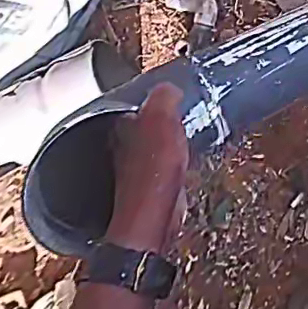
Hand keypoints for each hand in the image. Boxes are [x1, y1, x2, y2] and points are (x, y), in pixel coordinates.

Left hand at [106, 82, 188, 249]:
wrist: (152, 220)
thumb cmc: (153, 172)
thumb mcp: (162, 119)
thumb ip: (164, 98)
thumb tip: (168, 88)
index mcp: (120, 125)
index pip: (135, 102)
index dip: (156, 99)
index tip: (174, 96)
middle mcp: (120, 147)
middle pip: (144, 125)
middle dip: (163, 121)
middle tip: (185, 116)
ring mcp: (132, 169)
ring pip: (152, 146)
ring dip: (169, 142)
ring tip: (187, 138)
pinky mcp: (146, 189)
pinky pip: (161, 167)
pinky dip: (173, 164)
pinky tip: (183, 163)